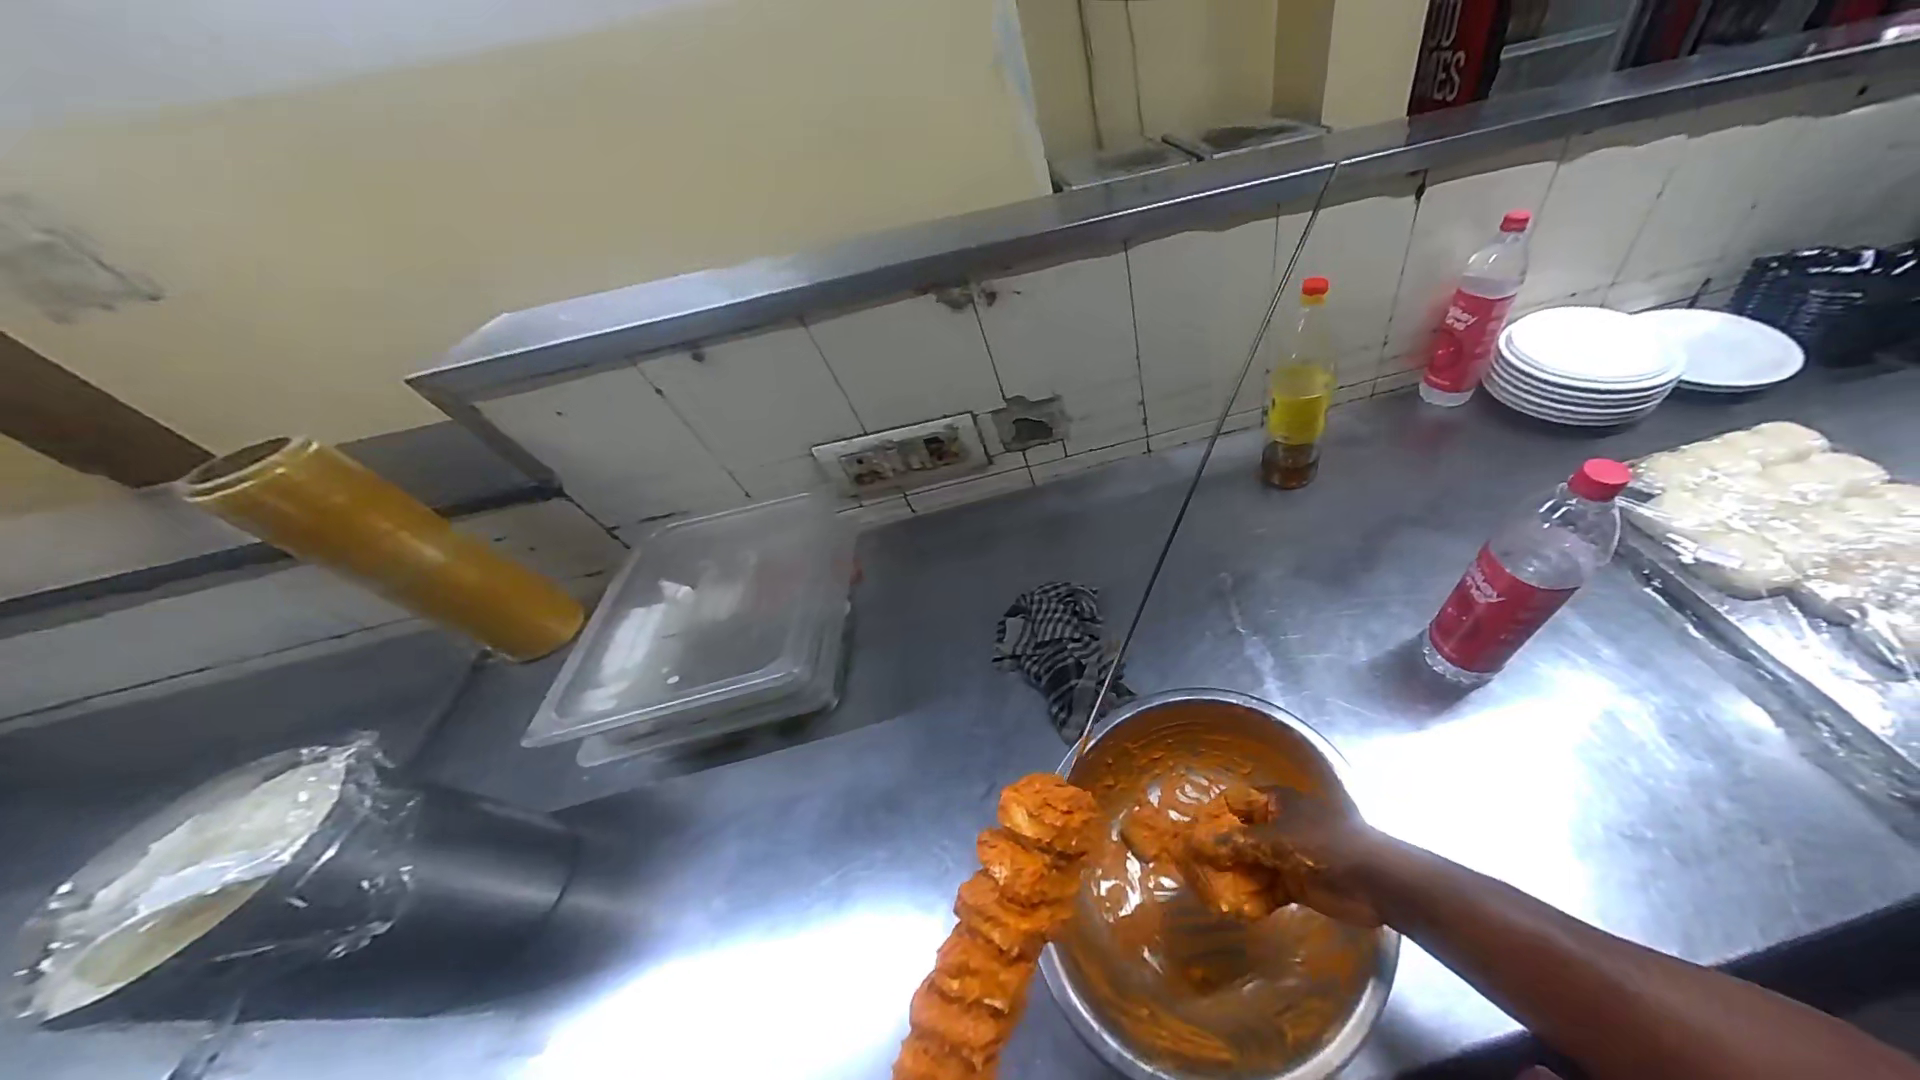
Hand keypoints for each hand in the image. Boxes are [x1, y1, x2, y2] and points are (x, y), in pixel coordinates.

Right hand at [1207, 786, 1387, 927]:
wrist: (1376, 882)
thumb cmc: (1324, 845)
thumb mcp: (1275, 839)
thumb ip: (1236, 842)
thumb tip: (1199, 844)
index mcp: (1274, 802)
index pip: (1233, 804)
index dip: (1211, 817)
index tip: (1189, 833)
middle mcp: (1277, 825)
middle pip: (1239, 835)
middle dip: (1218, 851)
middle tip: (1192, 865)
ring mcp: (1287, 855)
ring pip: (1250, 864)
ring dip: (1234, 877)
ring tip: (1208, 890)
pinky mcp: (1296, 883)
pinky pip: (1266, 888)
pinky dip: (1253, 897)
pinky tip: (1236, 908)